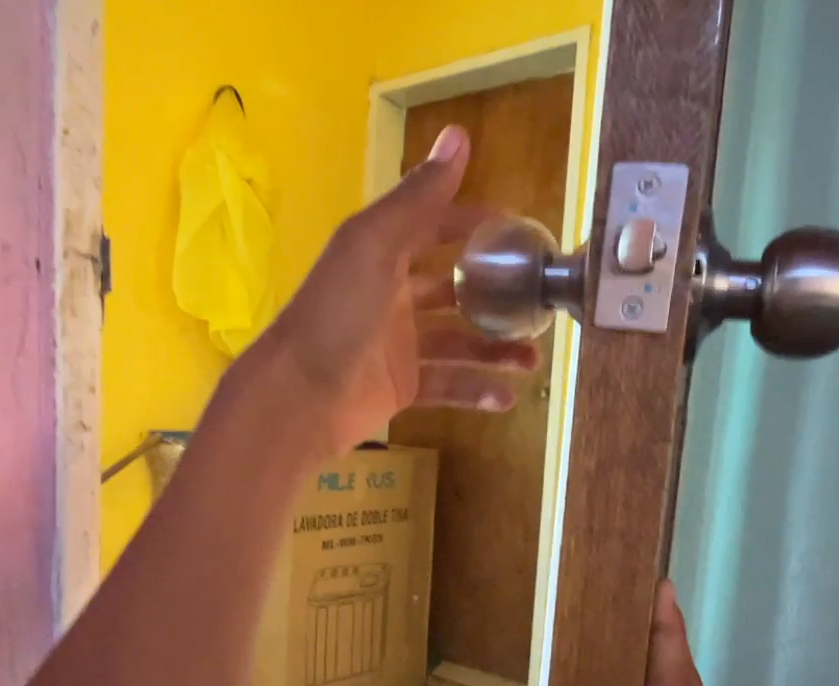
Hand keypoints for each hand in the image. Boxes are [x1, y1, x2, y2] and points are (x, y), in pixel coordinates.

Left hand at [246, 125, 537, 456]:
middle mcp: (393, 297)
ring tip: (532, 360)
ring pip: (458, 343)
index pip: (434, 230)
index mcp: (382, 257)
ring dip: (495, 350)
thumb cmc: (339, 311)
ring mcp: (399, 346)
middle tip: (535, 304)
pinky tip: (506, 398)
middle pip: (454, 292)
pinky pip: (448, 386)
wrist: (303, 392)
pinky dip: (476, 392)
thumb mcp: (377, 244)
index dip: (472, 226)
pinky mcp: (402, 387)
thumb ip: (420, 197)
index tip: (518, 233)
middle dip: (494, 297)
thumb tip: (460, 134)